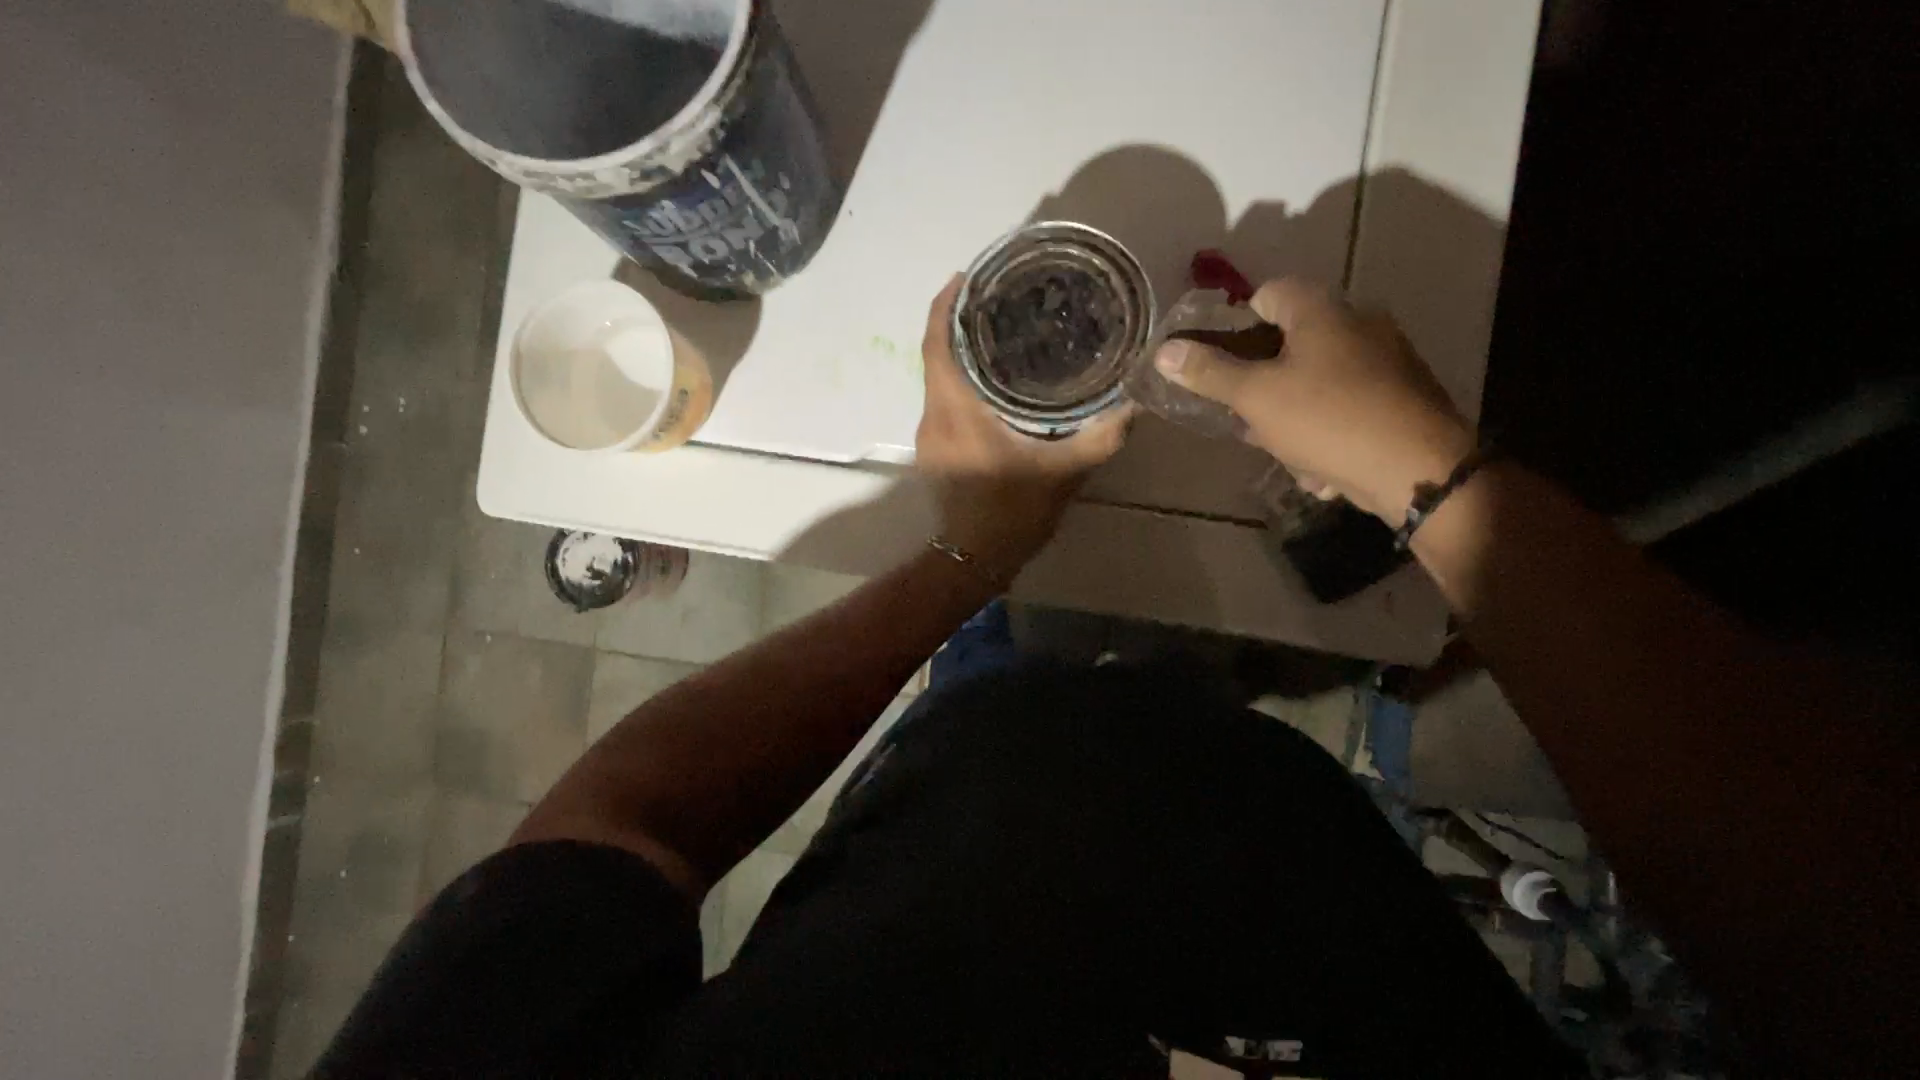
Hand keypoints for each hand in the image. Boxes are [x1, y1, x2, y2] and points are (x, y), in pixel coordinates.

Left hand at [915, 277, 1131, 576]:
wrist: (976, 560)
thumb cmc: (1013, 513)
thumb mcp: (1065, 472)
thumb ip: (1102, 437)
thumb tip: (1136, 403)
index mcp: (955, 411)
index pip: (937, 346)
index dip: (945, 307)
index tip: (964, 277)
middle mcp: (932, 416)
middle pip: (935, 356)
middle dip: (957, 322)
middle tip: (995, 298)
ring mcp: (929, 436)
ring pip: (938, 378)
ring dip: (959, 352)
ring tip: (999, 330)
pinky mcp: (935, 450)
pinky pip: (942, 399)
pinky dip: (961, 379)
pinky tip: (994, 378)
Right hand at [1153, 278, 1473, 521]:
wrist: (1417, 468)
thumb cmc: (1327, 419)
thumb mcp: (1256, 397)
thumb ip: (1209, 373)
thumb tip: (1164, 351)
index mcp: (1322, 309)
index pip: (1266, 294)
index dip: (1236, 325)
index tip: (1218, 363)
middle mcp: (1358, 321)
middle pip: (1291, 340)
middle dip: (1263, 381)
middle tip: (1244, 414)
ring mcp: (1385, 358)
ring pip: (1317, 379)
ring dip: (1293, 413)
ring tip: (1283, 447)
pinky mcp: (1400, 395)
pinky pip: (1347, 405)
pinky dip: (1328, 429)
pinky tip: (1321, 464)